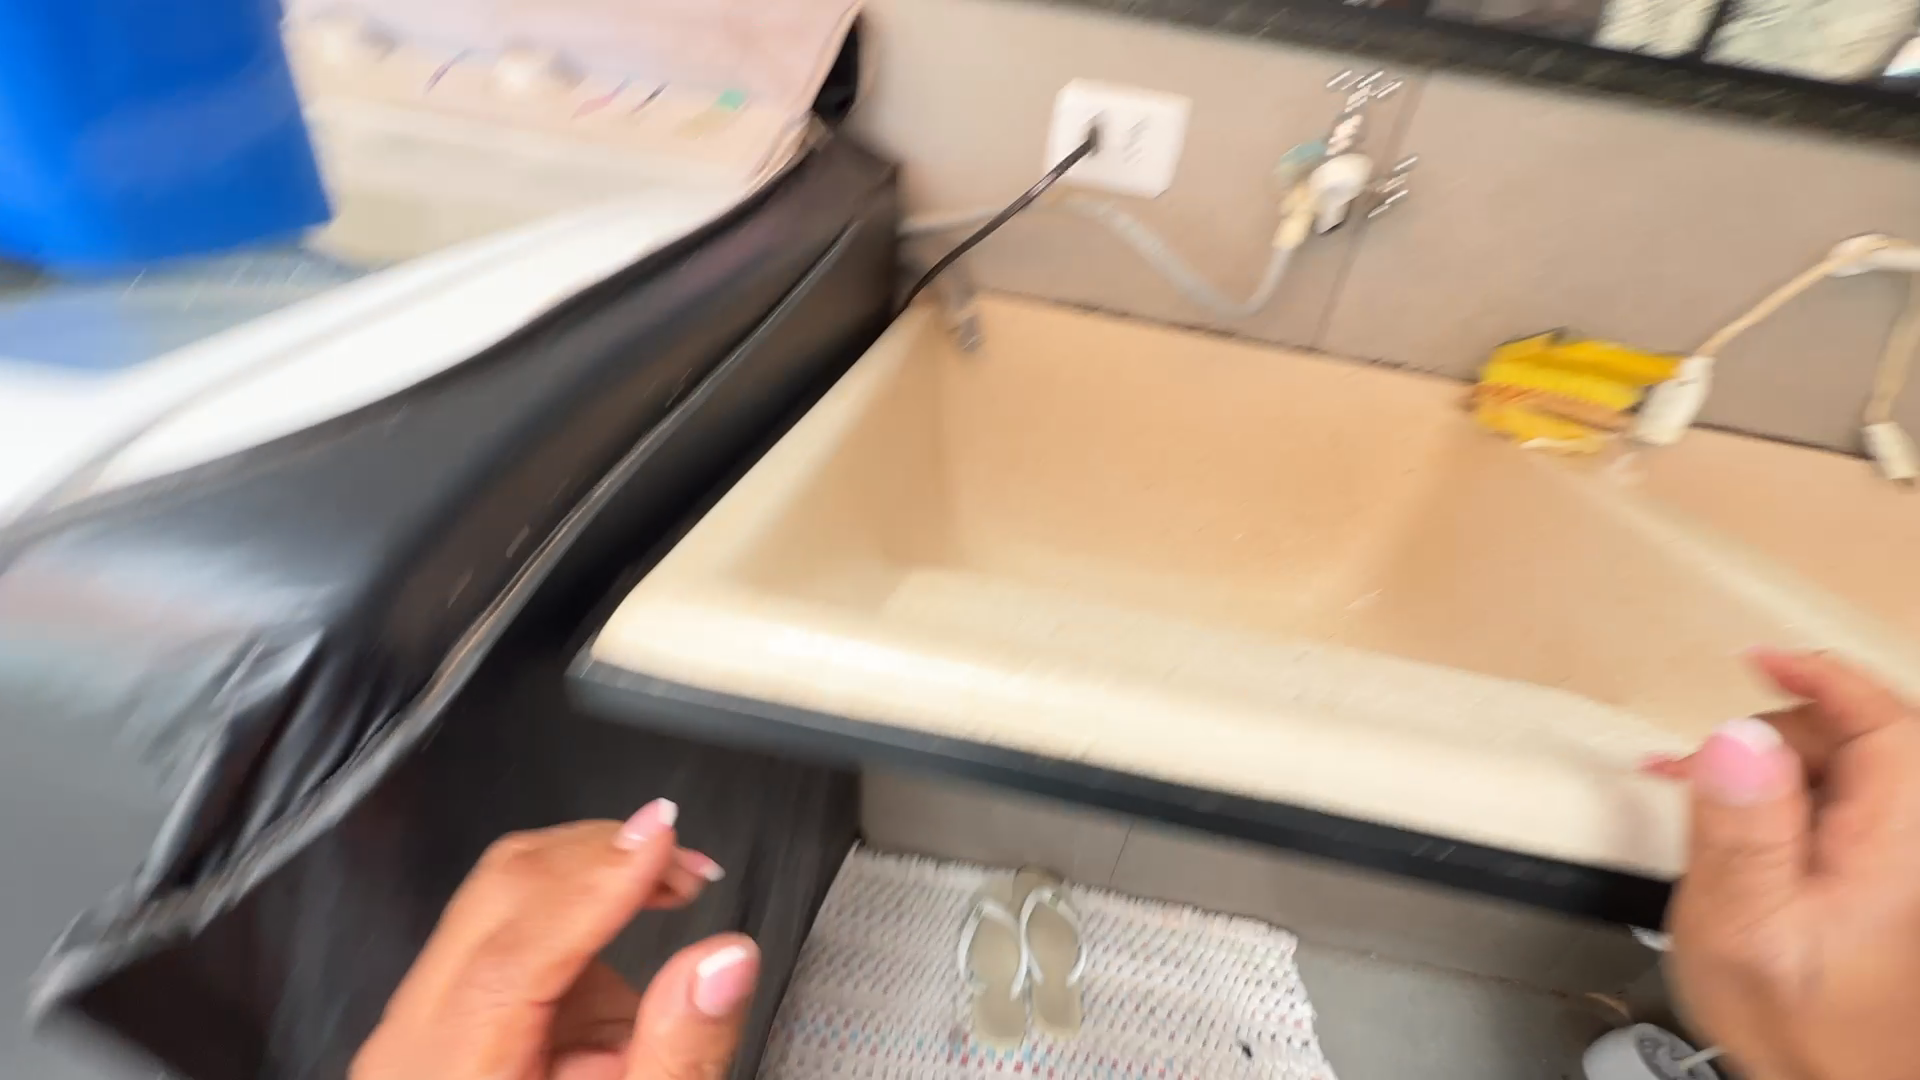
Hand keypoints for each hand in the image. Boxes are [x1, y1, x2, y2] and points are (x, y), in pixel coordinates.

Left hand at [351, 799, 759, 1079]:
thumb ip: (682, 1054)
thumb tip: (727, 955)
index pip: (510, 963)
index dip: (592, 888)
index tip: (664, 830)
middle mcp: (412, 1041)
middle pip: (501, 894)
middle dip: (605, 855)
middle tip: (692, 871)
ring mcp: (428, 1006)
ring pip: (506, 881)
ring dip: (601, 857)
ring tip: (680, 881)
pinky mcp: (460, 985)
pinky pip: (517, 897)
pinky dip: (588, 875)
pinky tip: (642, 890)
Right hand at [1647, 650, 1919, 1079]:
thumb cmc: (1789, 1018)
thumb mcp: (1740, 920)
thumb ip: (1740, 828)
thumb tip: (1735, 740)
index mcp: (1894, 858)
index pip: (1895, 736)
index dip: (1831, 684)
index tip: (1763, 658)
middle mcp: (1910, 855)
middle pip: (1866, 747)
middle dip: (1773, 734)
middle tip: (1696, 765)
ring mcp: (1896, 868)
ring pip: (1844, 773)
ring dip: (1763, 763)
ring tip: (1691, 787)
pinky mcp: (1875, 881)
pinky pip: (1831, 805)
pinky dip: (1769, 789)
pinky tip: (1717, 800)